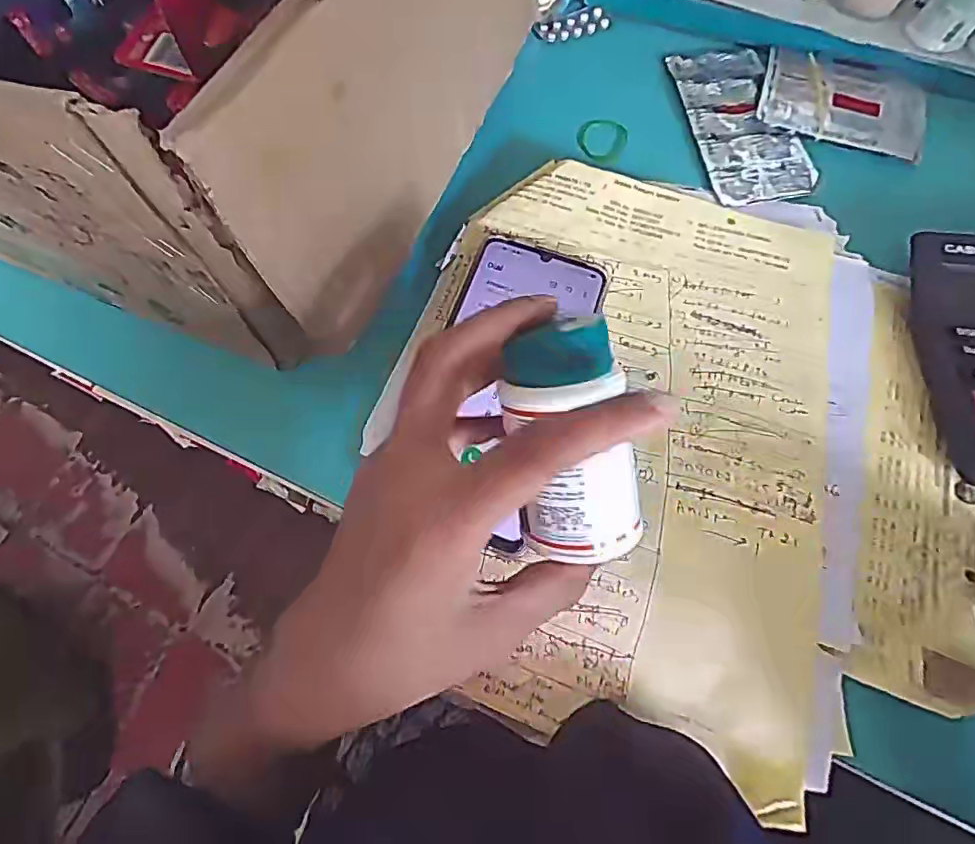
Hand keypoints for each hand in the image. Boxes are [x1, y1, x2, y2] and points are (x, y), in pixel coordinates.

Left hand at [189, 296, 671, 821]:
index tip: (657, 404)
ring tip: (536, 349)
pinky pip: (431, 408)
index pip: (538, 450)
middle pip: (449, 360)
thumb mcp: (491, 636)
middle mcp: (414, 465)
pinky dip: (471, 395)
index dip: (605, 422)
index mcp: (450, 514)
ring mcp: (391, 457)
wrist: (317, 661)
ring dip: (485, 346)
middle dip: (503, 322)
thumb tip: (588, 547)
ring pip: (433, 372)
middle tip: (554, 314)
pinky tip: (502, 419)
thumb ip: (550, 586)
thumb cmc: (400, 658)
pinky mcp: (385, 463)